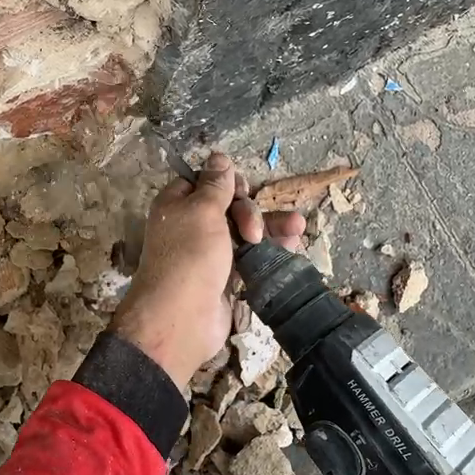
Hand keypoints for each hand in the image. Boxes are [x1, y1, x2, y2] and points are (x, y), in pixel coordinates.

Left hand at [112, 152, 306, 390]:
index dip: (226, 183)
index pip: (204, 183)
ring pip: (244, 231)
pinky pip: (250, 256)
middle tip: (251, 230)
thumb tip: (218, 156)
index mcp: (177, 205)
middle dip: (249, 211)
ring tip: (298, 226)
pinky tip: (292, 244)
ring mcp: (209, 253)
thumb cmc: (189, 256)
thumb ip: (215, 184)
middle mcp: (191, 226)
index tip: (241, 190)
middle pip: (228, 206)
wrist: (182, 318)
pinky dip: (270, 249)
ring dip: (270, 226)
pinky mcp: (225, 277)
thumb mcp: (202, 210)